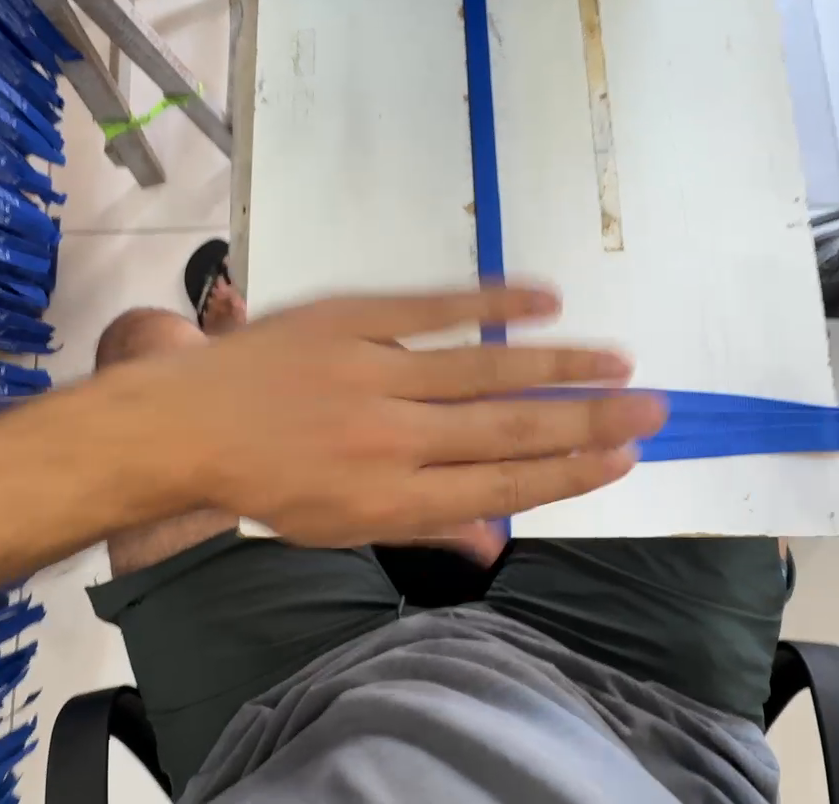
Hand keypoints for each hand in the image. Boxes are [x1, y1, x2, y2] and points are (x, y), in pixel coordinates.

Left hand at [78, 285, 665, 547]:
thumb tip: (498, 540)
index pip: (504, 488)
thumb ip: (423, 528)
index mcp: (394, 500)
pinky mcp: (354, 321)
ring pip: (486, 372)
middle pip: (511, 432)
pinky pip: (433, 309)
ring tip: (618, 360)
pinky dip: (492, 303)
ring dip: (558, 364)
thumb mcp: (339, 527)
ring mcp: (376, 375)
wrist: (187, 423)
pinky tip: (544, 299)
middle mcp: (396, 440)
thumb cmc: (265, 483)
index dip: (570, 475)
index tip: (623, 458)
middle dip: (588, 422)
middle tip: (652, 409)